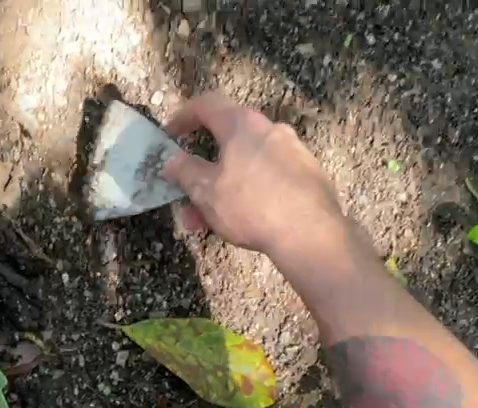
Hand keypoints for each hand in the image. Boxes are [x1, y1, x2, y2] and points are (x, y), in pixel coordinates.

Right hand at [160, 93, 347, 257]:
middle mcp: (269, 128)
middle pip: (226, 144)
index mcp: (242, 125)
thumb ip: (185, 172)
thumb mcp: (207, 192)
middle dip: (201, 174)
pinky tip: (242, 221)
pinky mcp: (306, 172)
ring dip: (222, 190)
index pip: (207, 105)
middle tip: (186, 203)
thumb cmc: (250, 206)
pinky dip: (247, 193)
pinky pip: (266, 177)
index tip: (169, 135)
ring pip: (244, 165)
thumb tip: (170, 160)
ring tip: (209, 224)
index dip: (183, 117)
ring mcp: (291, 149)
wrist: (308, 231)